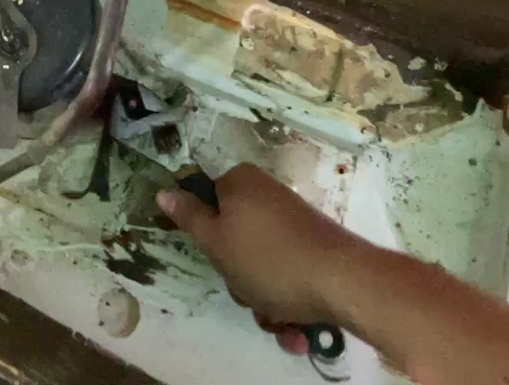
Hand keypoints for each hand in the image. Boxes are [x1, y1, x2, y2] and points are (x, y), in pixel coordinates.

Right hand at [159, 163, 351, 349]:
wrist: (344, 281)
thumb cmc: (269, 259)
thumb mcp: (216, 241)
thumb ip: (189, 217)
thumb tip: (164, 191)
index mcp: (240, 182)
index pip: (207, 204)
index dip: (207, 238)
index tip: (218, 260)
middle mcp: (266, 194)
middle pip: (234, 238)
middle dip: (239, 277)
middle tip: (247, 292)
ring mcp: (292, 220)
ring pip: (260, 263)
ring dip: (263, 299)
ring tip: (277, 319)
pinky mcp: (312, 246)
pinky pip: (285, 271)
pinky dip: (285, 299)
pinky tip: (295, 326)